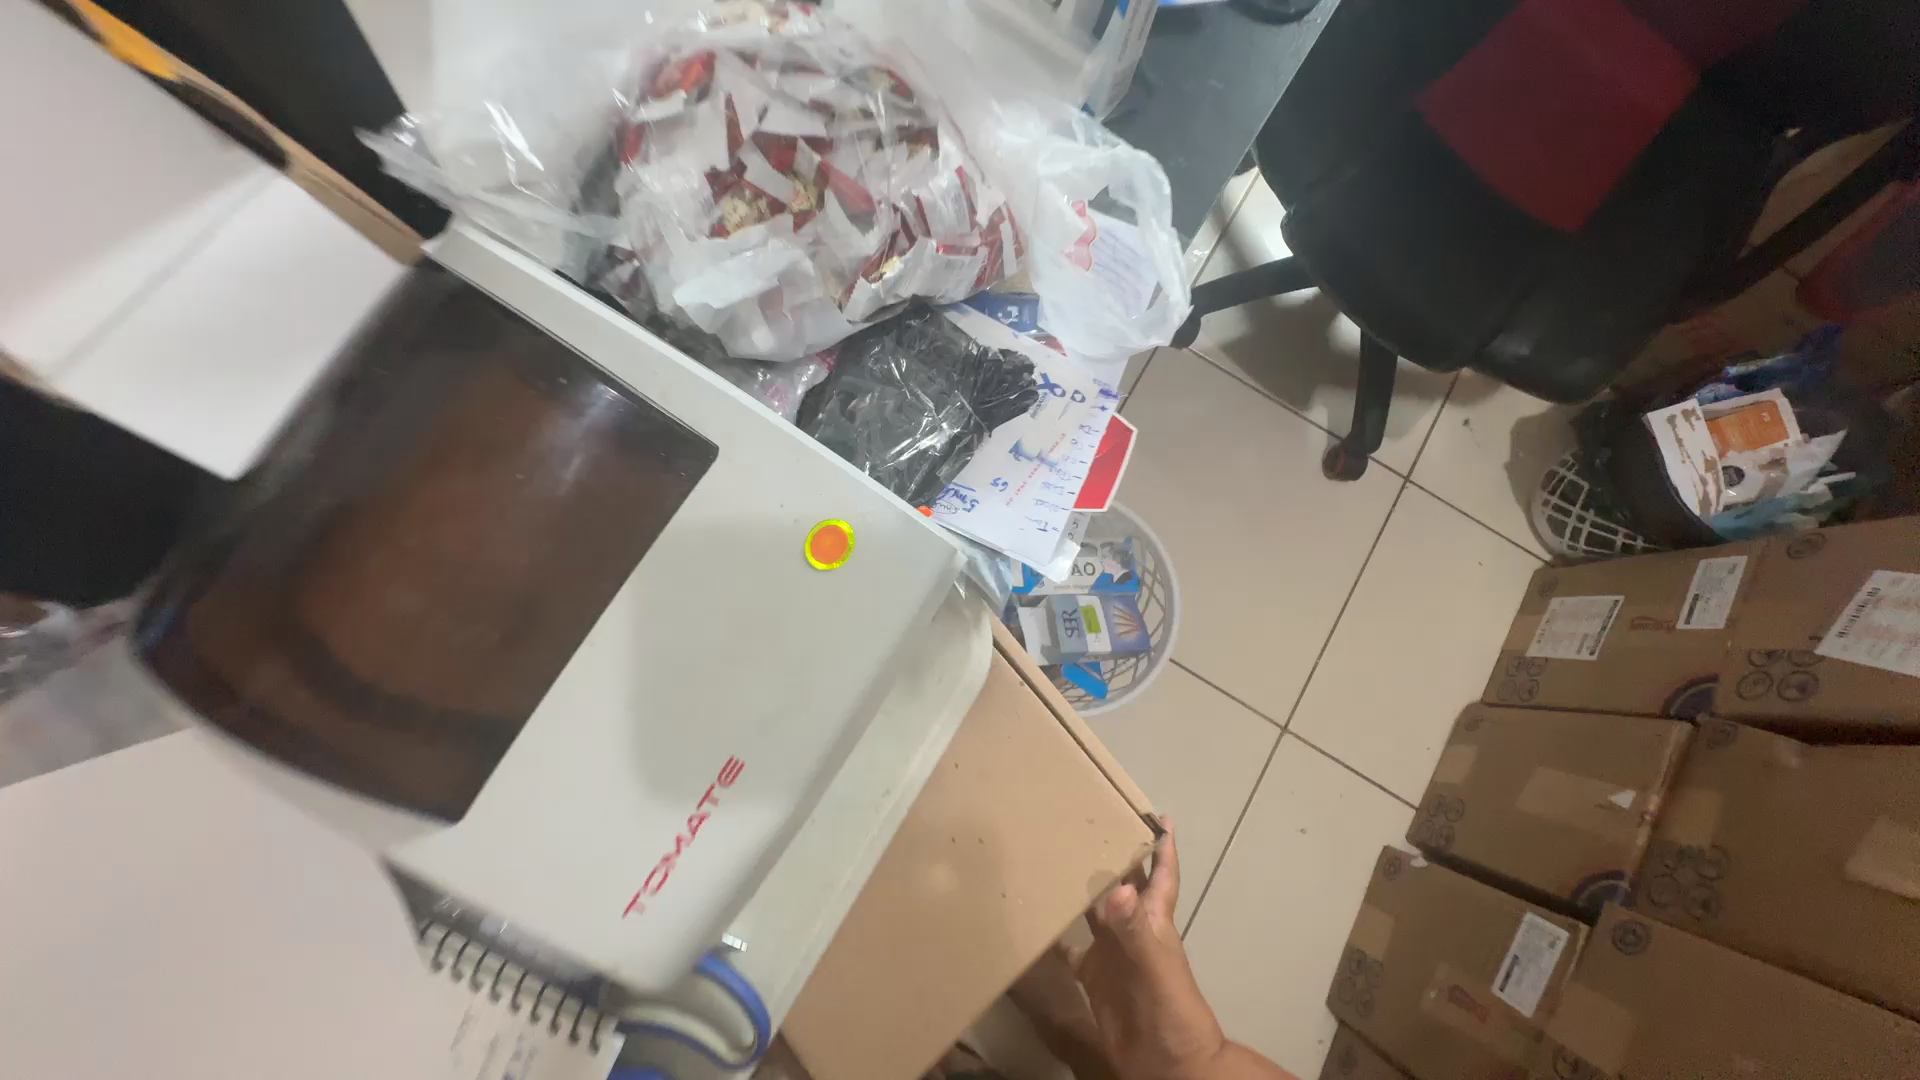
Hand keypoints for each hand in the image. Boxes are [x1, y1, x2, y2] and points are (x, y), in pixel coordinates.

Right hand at [1073, 824, 1228, 1079]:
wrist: (1167, 1065)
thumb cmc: (1171, 1009)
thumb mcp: (1155, 966)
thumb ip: (1134, 930)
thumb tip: (1118, 888)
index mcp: (1153, 919)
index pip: (1161, 873)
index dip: (1162, 844)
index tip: (1154, 813)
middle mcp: (1131, 928)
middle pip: (1123, 882)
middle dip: (1111, 854)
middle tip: (1083, 822)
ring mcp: (1111, 952)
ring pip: (1094, 909)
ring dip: (1079, 888)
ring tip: (1052, 858)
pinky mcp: (1093, 976)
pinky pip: (1070, 948)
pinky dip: (1054, 935)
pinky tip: (1033, 919)